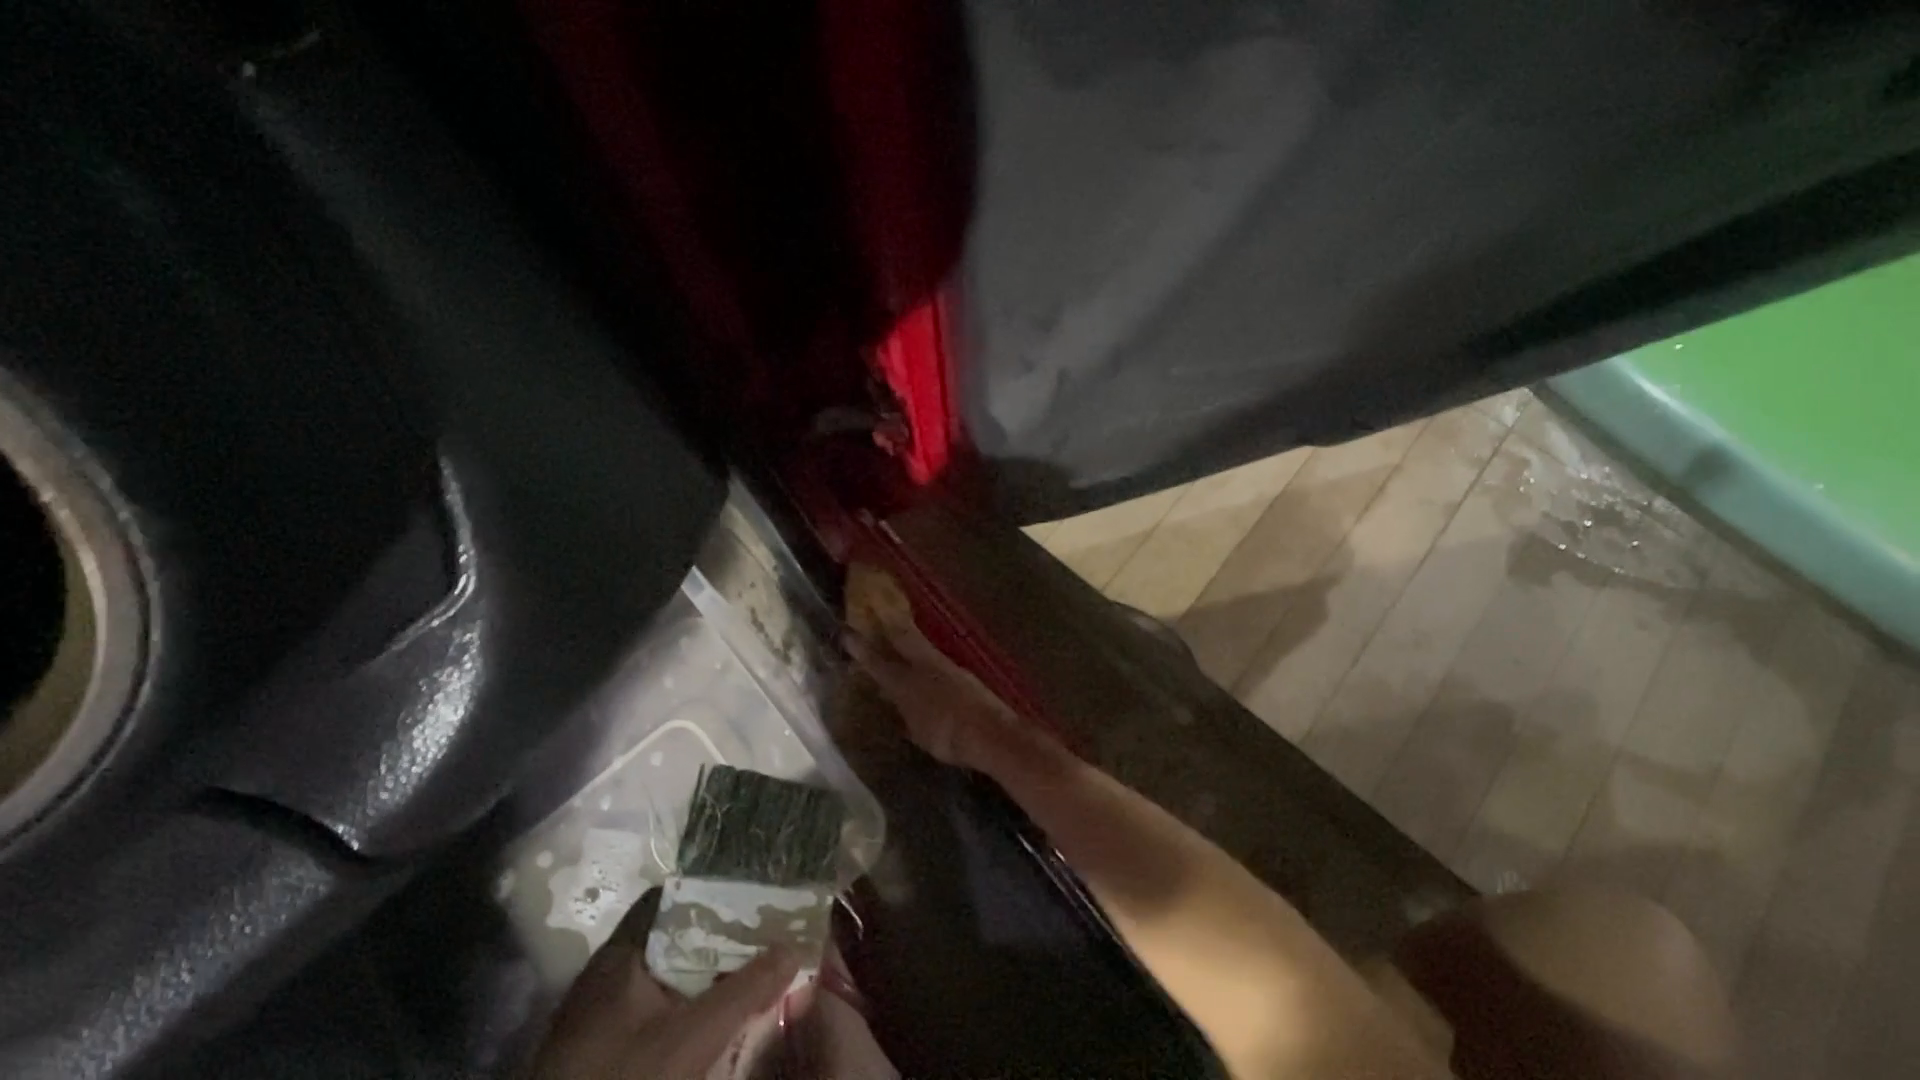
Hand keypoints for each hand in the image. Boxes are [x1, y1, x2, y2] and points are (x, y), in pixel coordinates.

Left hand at [529, 889, 799, 1079]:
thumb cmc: (622, 1078)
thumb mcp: (691, 1037)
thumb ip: (743, 991)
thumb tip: (791, 947)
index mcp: (621, 954)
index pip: (669, 898)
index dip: (713, 894)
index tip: (755, 900)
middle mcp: (609, 973)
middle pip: (673, 939)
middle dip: (720, 940)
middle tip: (767, 941)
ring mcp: (602, 1013)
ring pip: (667, 977)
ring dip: (707, 978)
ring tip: (754, 976)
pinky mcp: (603, 1047)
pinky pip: (656, 1010)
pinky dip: (688, 1008)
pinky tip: (716, 1023)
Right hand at [844, 620, 1026, 770]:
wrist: (991, 733)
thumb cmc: (948, 738)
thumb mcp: (920, 734)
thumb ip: (907, 718)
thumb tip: (899, 711)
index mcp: (905, 684)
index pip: (877, 663)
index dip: (861, 648)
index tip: (847, 633)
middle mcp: (925, 668)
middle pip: (904, 638)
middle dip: (889, 623)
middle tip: (878, 607)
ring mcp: (948, 667)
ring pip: (922, 646)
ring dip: (910, 636)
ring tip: (900, 629)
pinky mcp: (966, 674)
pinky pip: (938, 660)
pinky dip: (928, 657)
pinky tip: (927, 663)